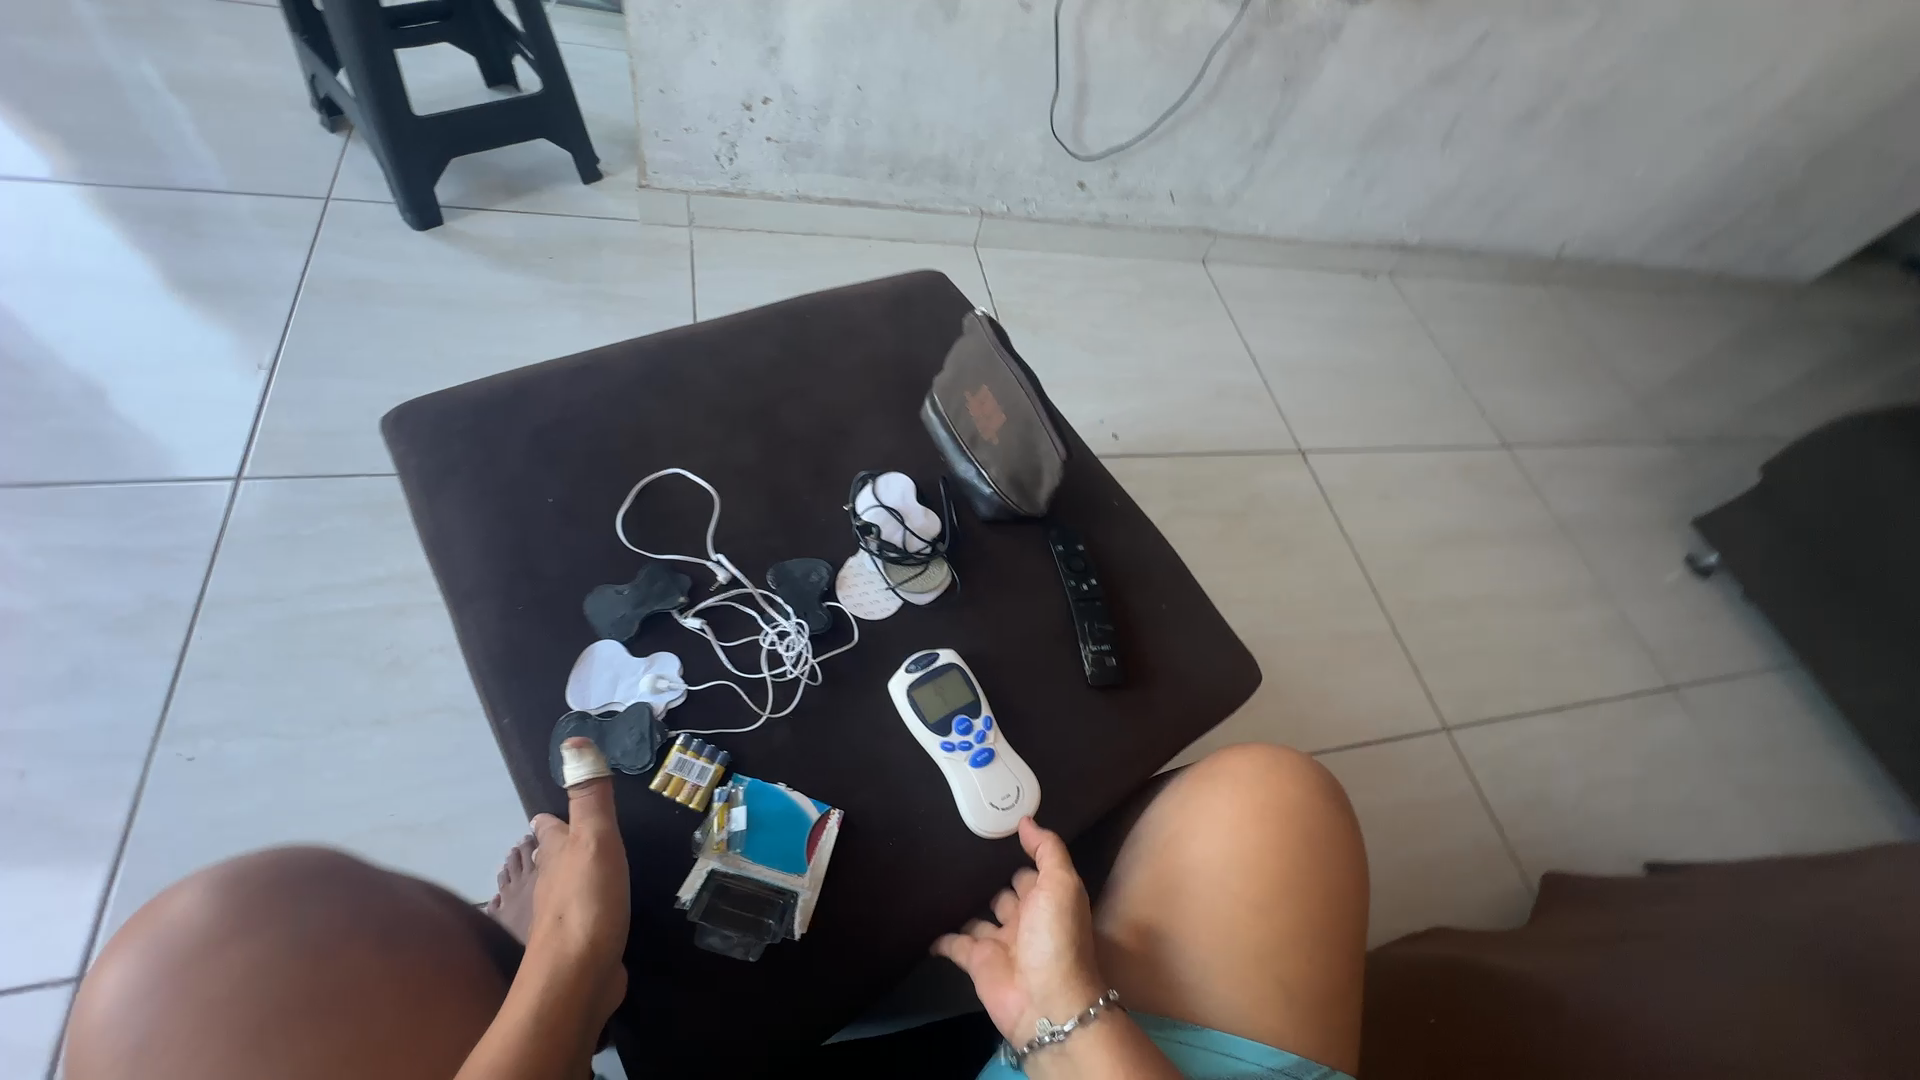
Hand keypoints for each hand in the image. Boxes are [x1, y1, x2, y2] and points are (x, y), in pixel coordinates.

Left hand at [527, 739, 629, 1022]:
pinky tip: (597, 913)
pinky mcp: (577, 946)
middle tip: (561, 837)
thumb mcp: (595, 837)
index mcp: (556, 854)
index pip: (548, 828)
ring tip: (574, 871)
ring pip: (561, 890)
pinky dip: (584, 909)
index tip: (546, 811)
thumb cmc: (587, 899)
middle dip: (553, 848)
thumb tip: (575, 741)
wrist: (578, 976)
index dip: (548, 819)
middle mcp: (551, 884)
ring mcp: (563, 918)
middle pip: (549, 860)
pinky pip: (579, 920)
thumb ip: (589, 794)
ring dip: (566, 879)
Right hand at [933, 818, 1105, 1043]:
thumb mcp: (1062, 883)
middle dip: (987, 877)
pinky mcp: (976, 962)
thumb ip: (1047, 849)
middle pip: (1002, 892)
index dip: (1017, 855)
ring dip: (963, 903)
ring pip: (977, 916)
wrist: (1046, 1002)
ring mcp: (999, 941)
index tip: (993, 833)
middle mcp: (1024, 919)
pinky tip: (923, 921)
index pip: (1029, 871)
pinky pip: (953, 945)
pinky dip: (939, 937)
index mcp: (1046, 899)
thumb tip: (1025, 820)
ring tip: (938, 879)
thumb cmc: (1057, 936)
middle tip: (959, 852)